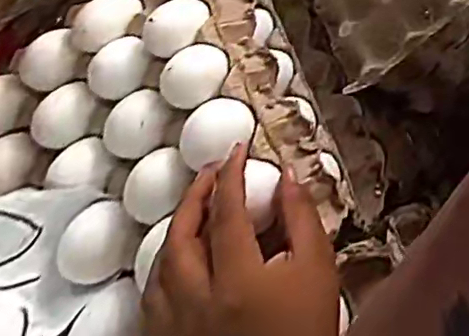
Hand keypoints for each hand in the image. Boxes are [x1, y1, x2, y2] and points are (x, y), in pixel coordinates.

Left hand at [144, 144, 339, 335]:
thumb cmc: (306, 328)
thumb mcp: (317, 265)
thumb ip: (301, 215)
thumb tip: (286, 176)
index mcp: (237, 280)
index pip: (226, 213)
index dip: (231, 175)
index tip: (239, 150)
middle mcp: (197, 305)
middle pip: (180, 239)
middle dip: (194, 197)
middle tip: (211, 172)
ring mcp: (176, 331)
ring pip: (158, 271)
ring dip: (174, 231)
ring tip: (194, 208)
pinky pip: (151, 300)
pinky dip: (163, 267)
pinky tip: (179, 258)